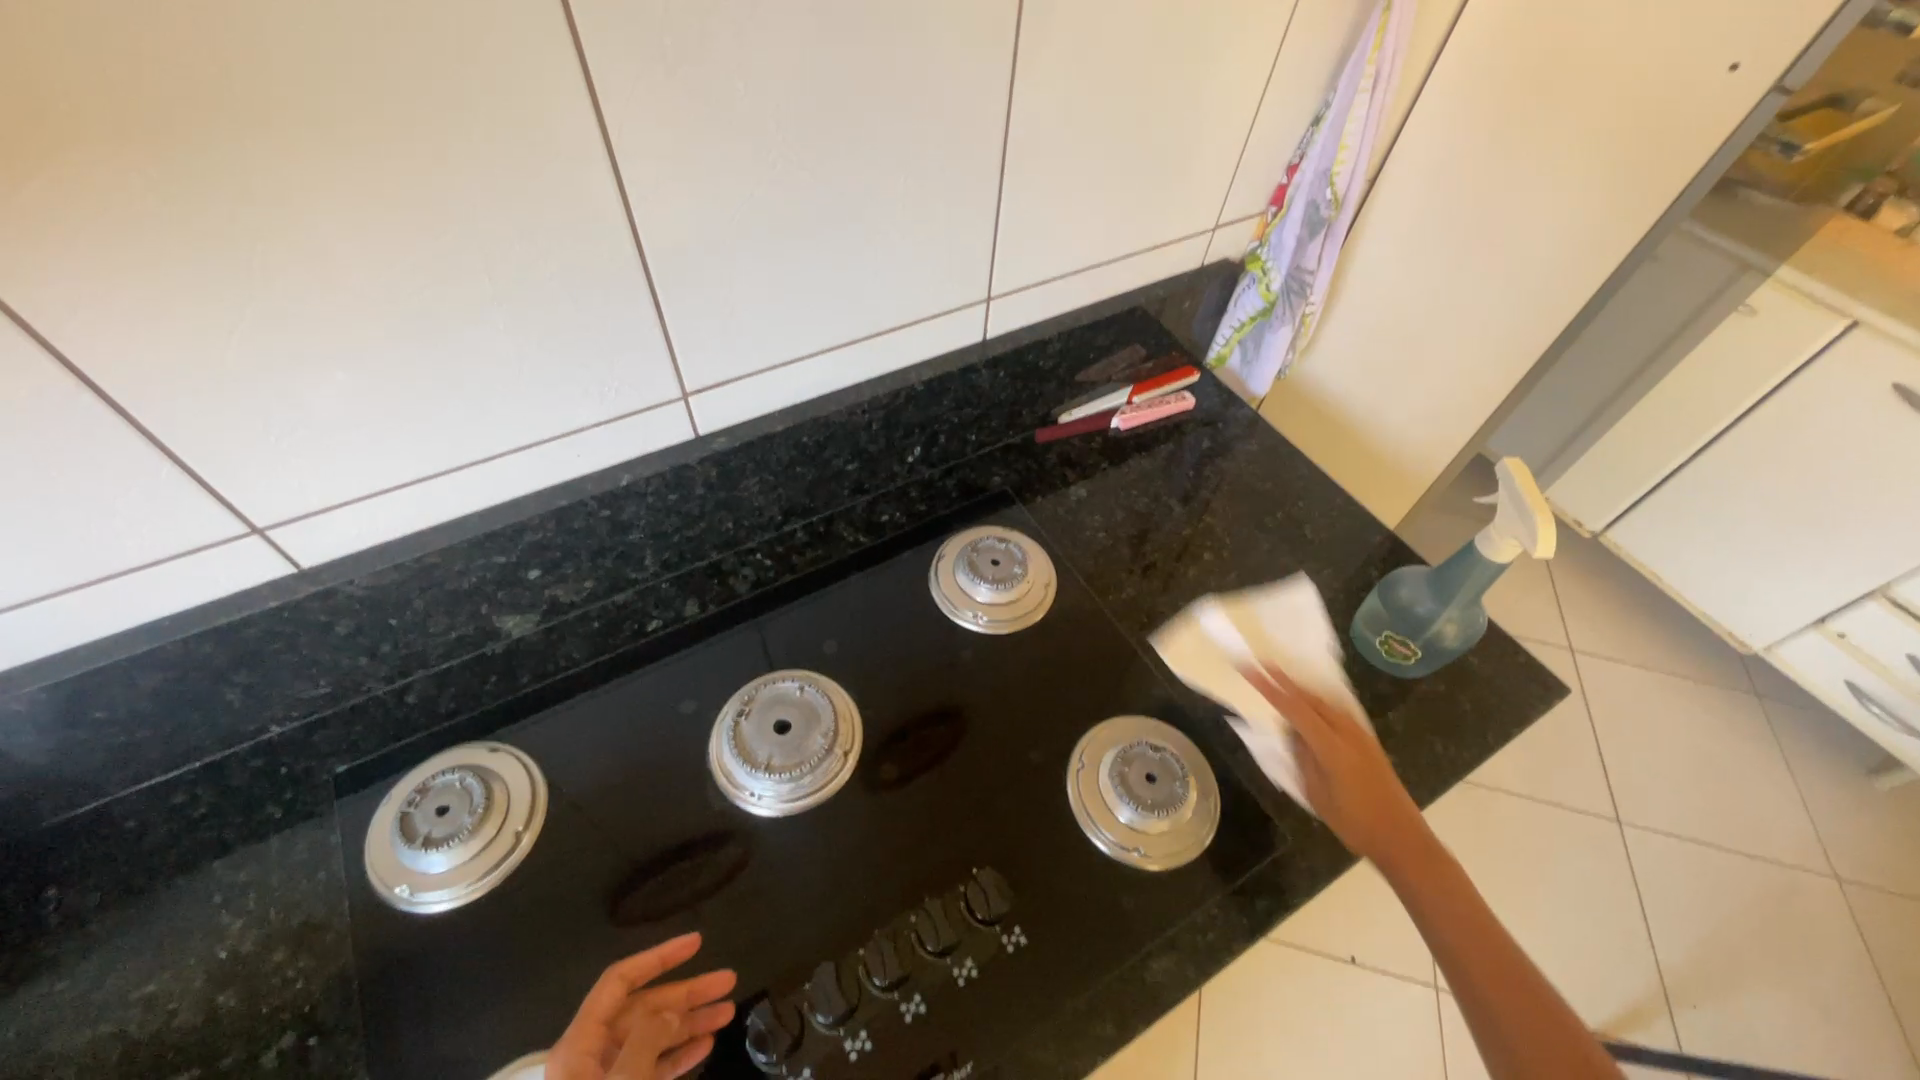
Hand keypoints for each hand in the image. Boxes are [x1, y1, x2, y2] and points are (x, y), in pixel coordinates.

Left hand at [547, 932, 737, 1079]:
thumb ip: (646, 1041)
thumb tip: (671, 1011)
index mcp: (579, 1045)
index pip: (620, 982)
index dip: (658, 957)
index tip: (697, 942)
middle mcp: (591, 1057)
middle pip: (643, 1009)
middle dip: (687, 993)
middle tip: (728, 980)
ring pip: (652, 1038)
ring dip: (690, 1023)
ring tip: (728, 1011)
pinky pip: (652, 1068)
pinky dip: (679, 1055)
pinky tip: (705, 1044)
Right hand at [1239, 663, 1424, 863]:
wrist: (1401, 837)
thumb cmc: (1354, 823)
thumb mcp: (1317, 794)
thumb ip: (1302, 757)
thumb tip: (1291, 731)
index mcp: (1332, 747)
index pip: (1295, 709)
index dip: (1270, 688)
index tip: (1249, 669)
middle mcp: (1348, 732)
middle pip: (1311, 697)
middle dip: (1284, 680)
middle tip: (1260, 664)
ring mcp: (1361, 734)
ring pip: (1326, 701)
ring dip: (1301, 687)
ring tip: (1279, 675)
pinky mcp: (1368, 740)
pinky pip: (1337, 709)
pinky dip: (1318, 699)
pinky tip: (1310, 698)